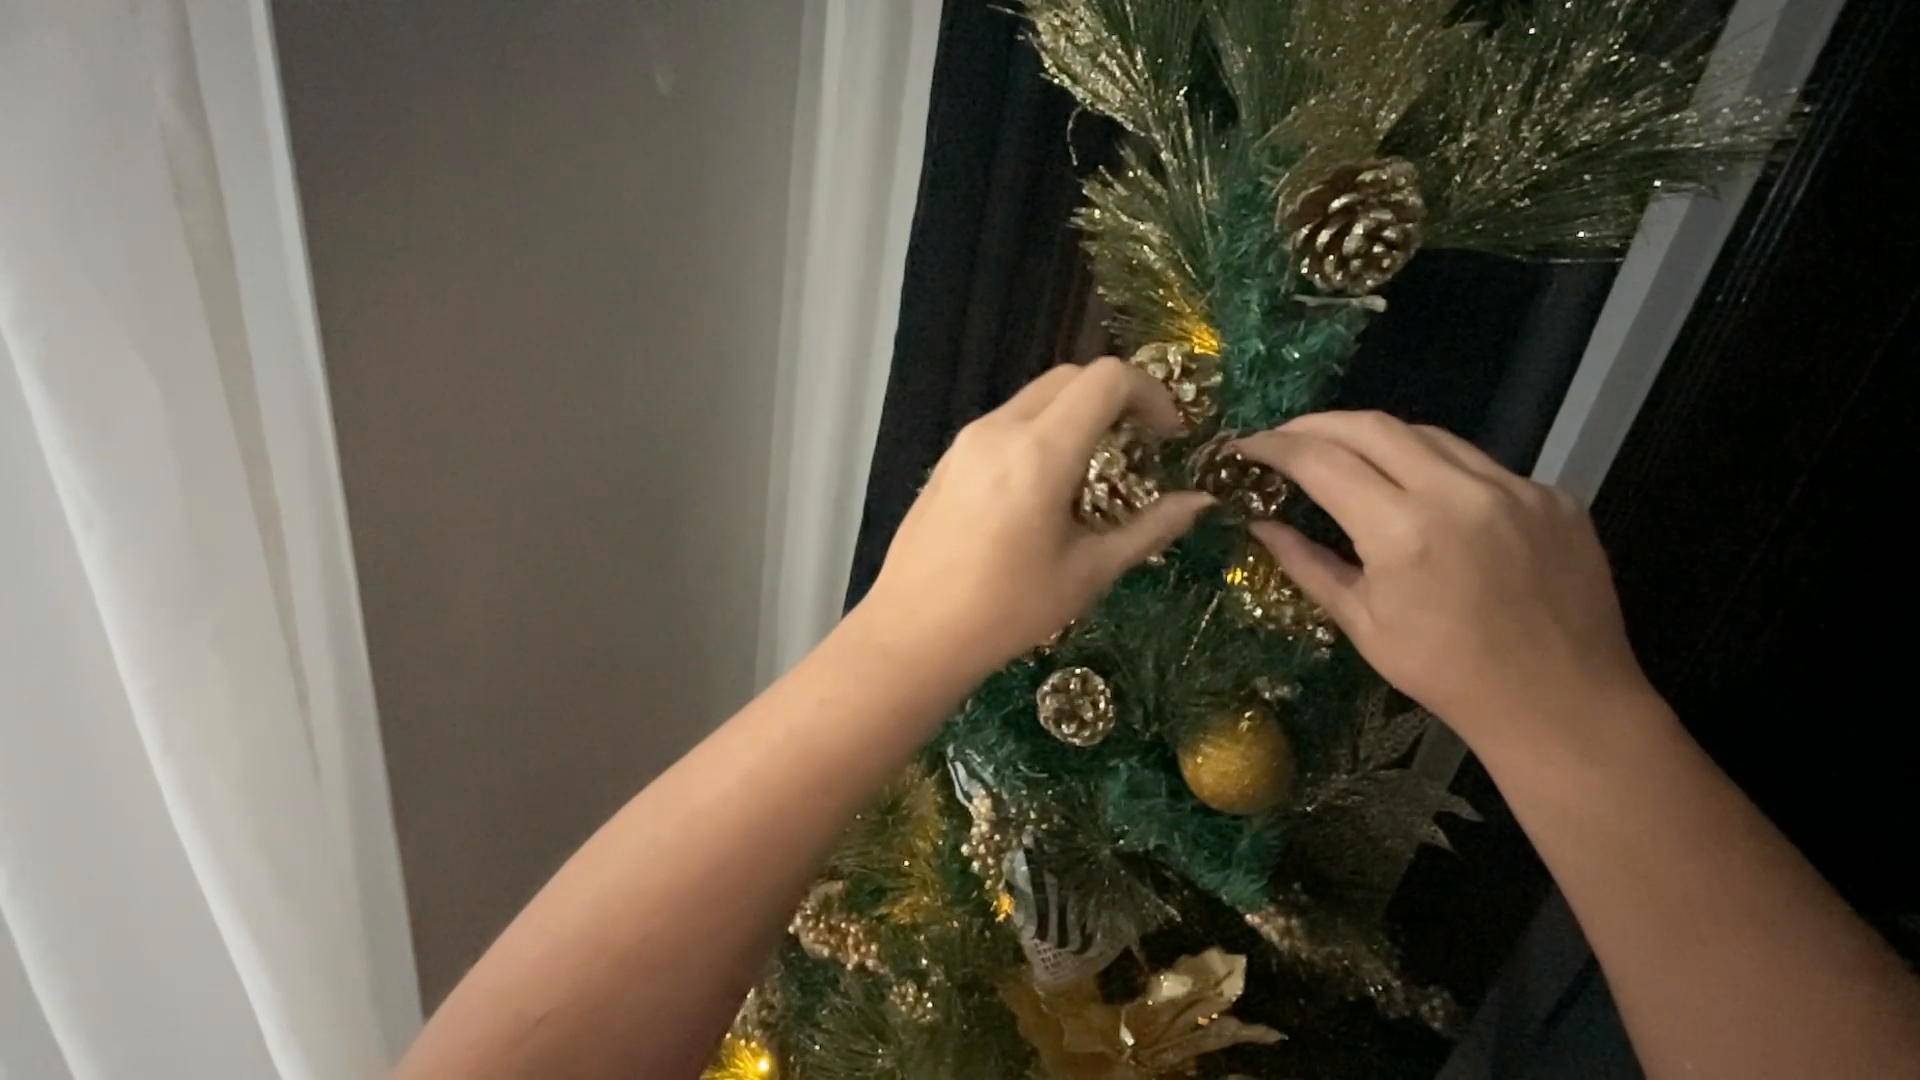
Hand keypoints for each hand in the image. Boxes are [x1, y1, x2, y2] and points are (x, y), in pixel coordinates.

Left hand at [858, 359, 1211, 682]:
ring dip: (1075, 415)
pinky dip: (1039, 433)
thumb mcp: (1087, 573)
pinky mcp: (947, 460)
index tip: (1167, 438)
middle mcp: (999, 430)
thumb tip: (1200, 502)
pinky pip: (1005, 424)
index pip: (1106, 379)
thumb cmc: (1007, 611)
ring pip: (1035, 398)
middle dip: (1115, 399)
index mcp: (1039, 452)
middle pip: (1070, 377)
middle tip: (1138, 448)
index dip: (1150, 394)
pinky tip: (1043, 488)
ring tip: (1093, 472)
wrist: (913, 634)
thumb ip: (1149, 529)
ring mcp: (966, 442)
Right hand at [1237, 411, 1648, 756]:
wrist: (1561, 702)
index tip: (1246, 446)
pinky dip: (1433, 467)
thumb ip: (1306, 563)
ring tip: (1345, 456)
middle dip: (1316, 424)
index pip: (1322, 462)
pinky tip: (1420, 493)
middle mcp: (1458, 493)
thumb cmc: (1444, 673)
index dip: (1275, 447)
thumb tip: (1259, 524)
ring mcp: (1514, 487)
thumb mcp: (1360, 622)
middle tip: (1284, 437)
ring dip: (1375, 438)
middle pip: (1371, 426)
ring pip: (1427, 434)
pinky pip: (1477, 462)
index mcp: (1402, 532)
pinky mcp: (1551, 494)